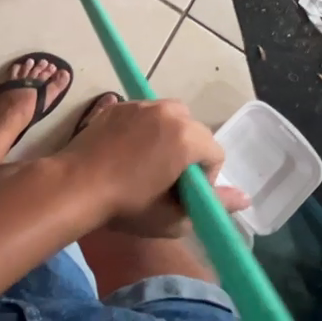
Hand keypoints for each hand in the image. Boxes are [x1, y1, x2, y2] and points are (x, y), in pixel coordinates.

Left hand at [60, 98, 250, 237]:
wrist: (77, 184)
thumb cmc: (128, 205)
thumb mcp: (174, 217)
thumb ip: (215, 204)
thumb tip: (245, 198)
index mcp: (185, 136)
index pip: (215, 151)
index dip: (205, 177)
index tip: (183, 194)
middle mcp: (166, 111)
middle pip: (193, 129)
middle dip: (188, 152)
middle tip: (167, 179)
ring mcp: (139, 103)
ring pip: (169, 116)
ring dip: (168, 136)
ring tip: (149, 163)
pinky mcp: (117, 104)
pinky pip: (143, 113)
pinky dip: (144, 128)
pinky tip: (127, 151)